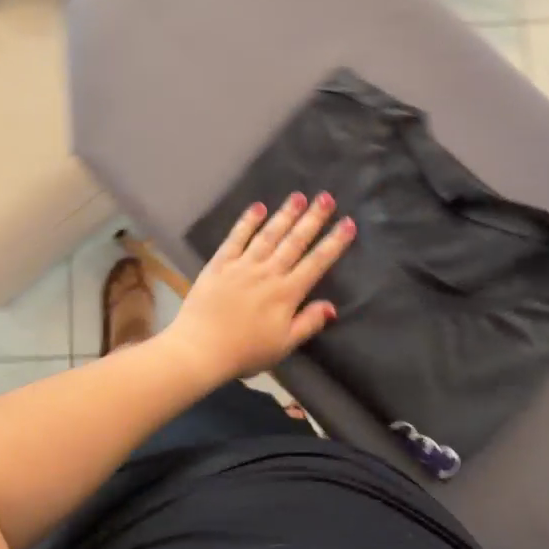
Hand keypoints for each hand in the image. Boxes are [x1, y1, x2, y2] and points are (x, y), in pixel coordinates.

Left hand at [161, 192, 354, 381]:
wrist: (200, 348)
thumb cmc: (245, 352)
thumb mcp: (284, 345)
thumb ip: (308, 323)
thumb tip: (331, 306)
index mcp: (286, 293)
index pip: (316, 263)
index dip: (334, 243)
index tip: (348, 223)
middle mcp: (267, 273)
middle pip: (294, 241)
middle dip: (312, 218)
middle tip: (326, 197)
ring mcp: (242, 265)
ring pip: (268, 235)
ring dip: (284, 214)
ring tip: (298, 196)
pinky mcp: (219, 264)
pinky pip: (236, 238)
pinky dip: (247, 221)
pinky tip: (257, 207)